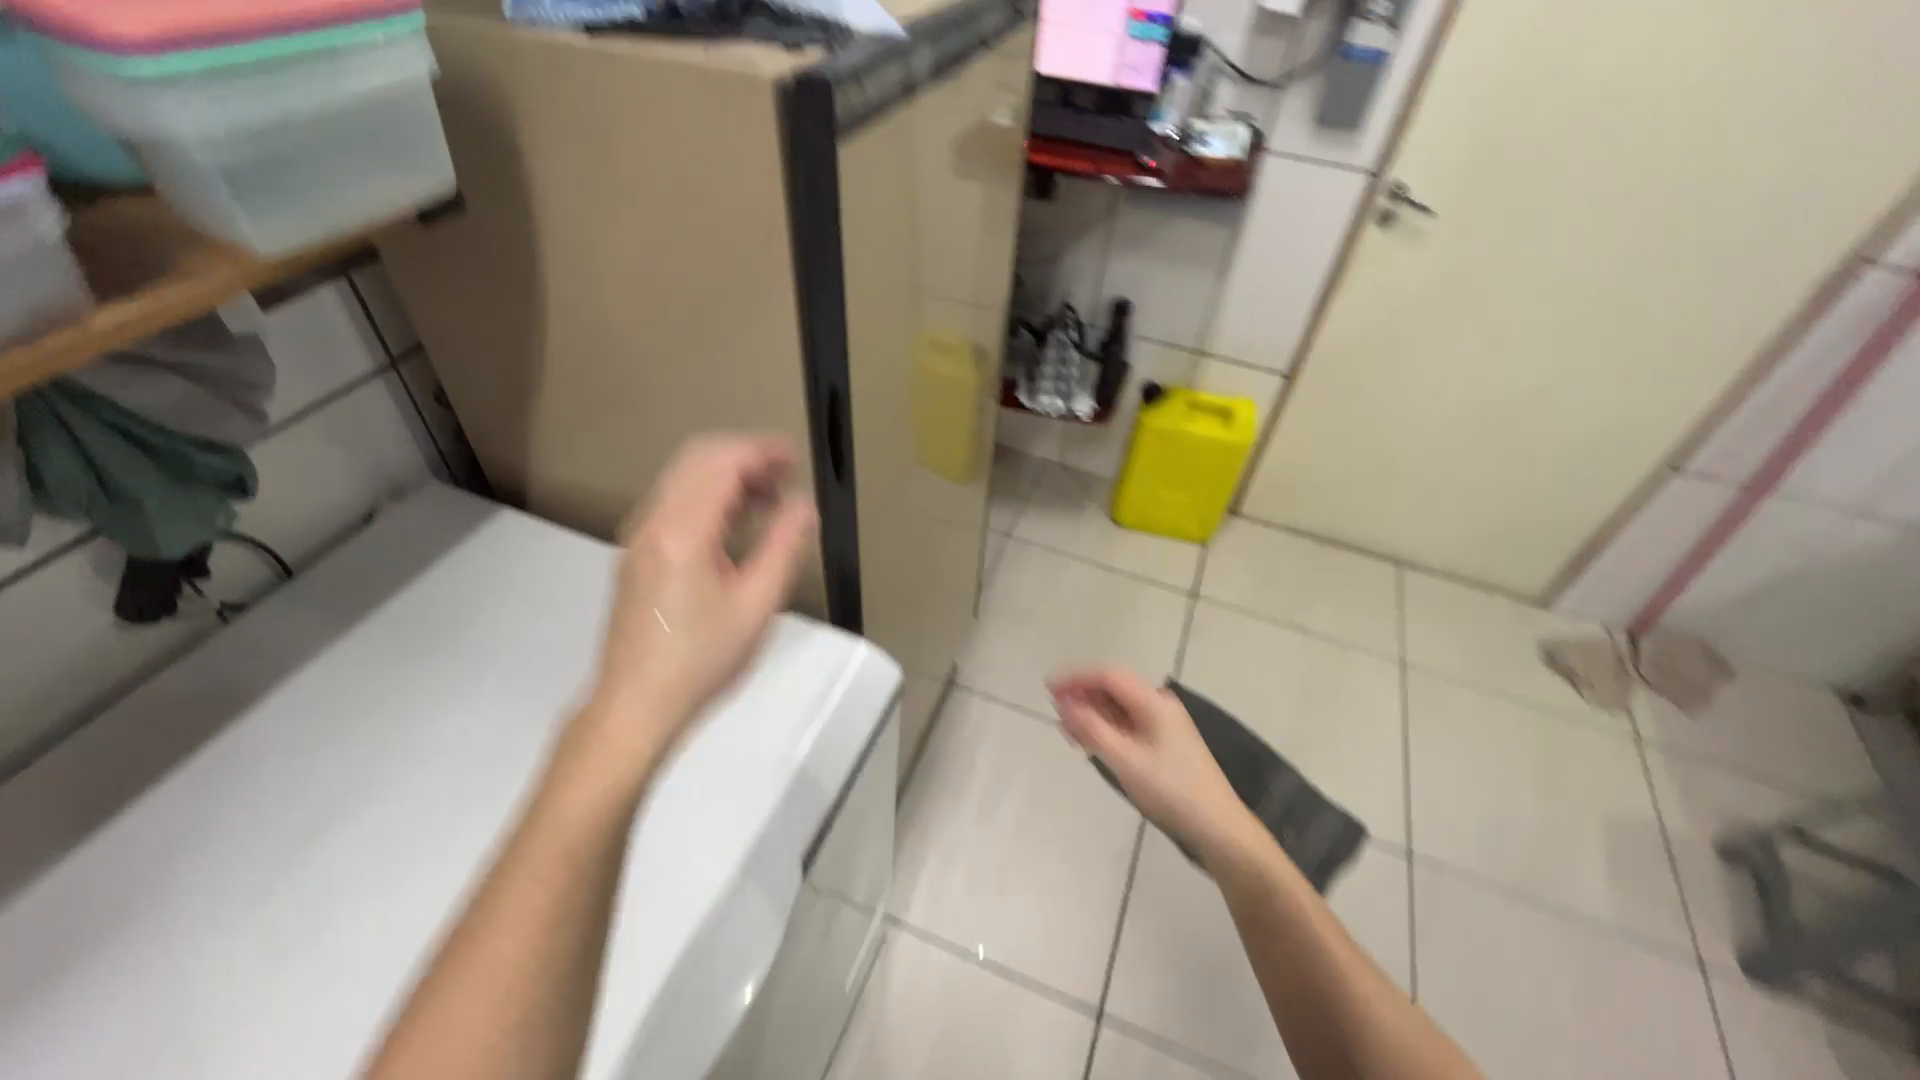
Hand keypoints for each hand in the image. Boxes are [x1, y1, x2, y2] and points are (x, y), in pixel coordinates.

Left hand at [580, 434, 816, 762]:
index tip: (795, 458)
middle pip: (697, 461)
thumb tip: (804, 506)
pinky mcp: (636, 556)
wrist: (636, 704)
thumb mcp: (756, 606)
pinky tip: (735, 526)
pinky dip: (708, 498)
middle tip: (786, 474)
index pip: (721, 463)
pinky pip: (673, 505)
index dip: (761, 451)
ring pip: (683, 481)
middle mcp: (652, 523)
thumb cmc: (701, 660)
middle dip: (744, 457)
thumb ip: (784, 547)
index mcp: (681, 531)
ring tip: (770, 500)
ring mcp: (638, 539)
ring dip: (726, 477)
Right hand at [1050, 669, 1261, 866]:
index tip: (1048, 688)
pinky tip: (1092, 743)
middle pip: (1114, 689)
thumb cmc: (1169, 790)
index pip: (1108, 676)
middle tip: (1055, 712)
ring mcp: (1163, 725)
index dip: (1076, 678)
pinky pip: (1128, 725)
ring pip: (1120, 708)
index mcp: (1153, 702)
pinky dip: (1107, 729)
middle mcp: (1159, 706)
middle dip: (1082, 696)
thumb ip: (1091, 729)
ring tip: (1068, 731)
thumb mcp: (1124, 760)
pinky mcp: (1164, 743)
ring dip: (1093, 714)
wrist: (1216, 826)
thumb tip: (1063, 702)